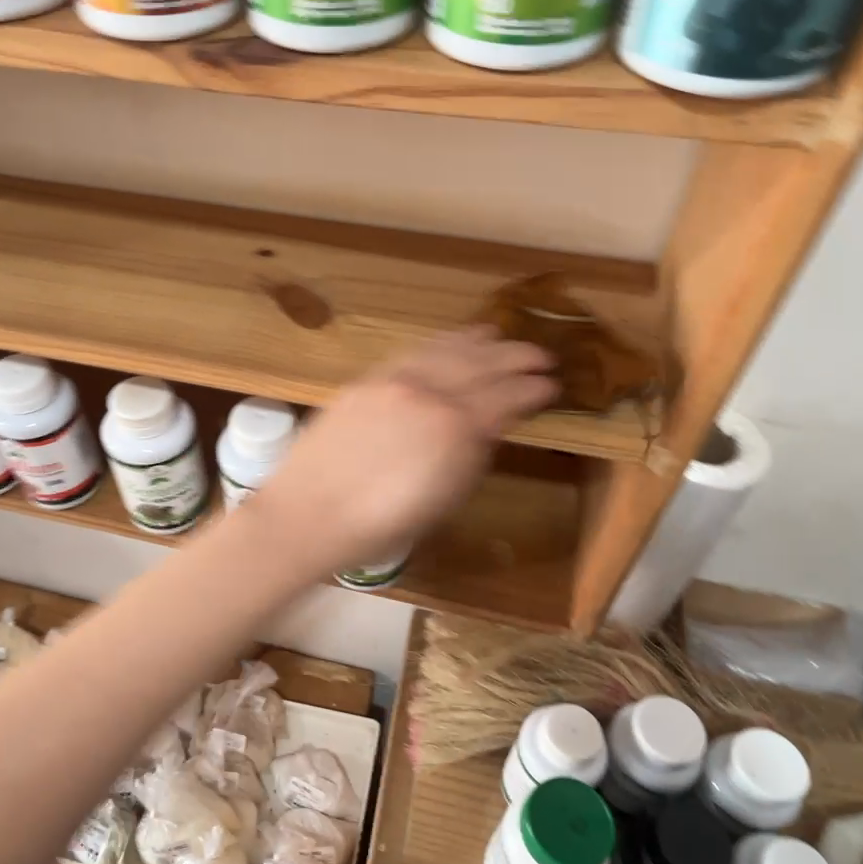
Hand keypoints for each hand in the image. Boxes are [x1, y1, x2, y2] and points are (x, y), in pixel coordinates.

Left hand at [245, 328, 557, 575]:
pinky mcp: (368, 380)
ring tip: (501, 338)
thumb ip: (472, 456)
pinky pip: (415, 352)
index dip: (535, 390)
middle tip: (543, 357)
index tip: (554, 386)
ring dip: (481, 343)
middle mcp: (430, 392)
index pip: (508, 397)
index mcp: (457, 426)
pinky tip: (451, 343)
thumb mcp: (443, 499)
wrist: (308, 513)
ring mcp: (396, 380)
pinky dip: (441, 344)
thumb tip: (488, 429)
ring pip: (449, 349)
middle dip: (518, 358)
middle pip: (484, 364)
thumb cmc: (380, 525)